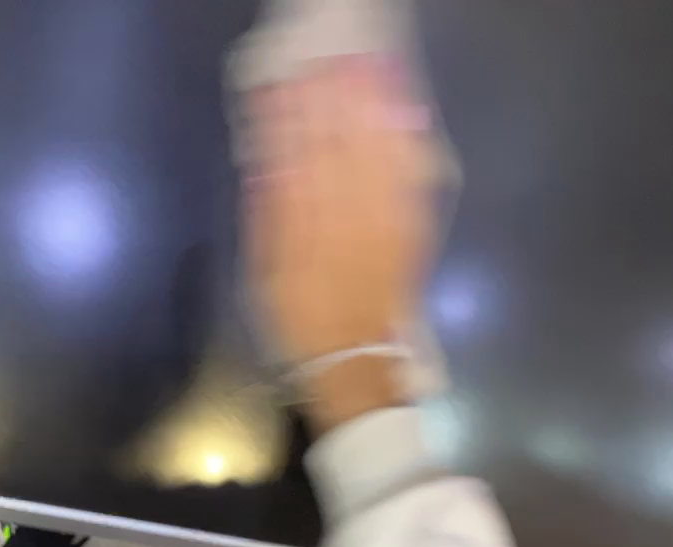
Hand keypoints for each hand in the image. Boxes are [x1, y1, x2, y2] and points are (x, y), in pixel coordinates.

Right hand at [243, 55, 436, 431]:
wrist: (350, 362)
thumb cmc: (298, 324)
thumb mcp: (265, 279)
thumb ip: (267, 222)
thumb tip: (268, 167)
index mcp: (302, 230)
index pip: (297, 161)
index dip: (294, 118)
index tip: (289, 80)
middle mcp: (343, 220)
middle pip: (338, 150)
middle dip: (334, 102)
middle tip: (332, 58)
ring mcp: (380, 224)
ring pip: (375, 158)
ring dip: (371, 112)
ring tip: (366, 69)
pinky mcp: (406, 233)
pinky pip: (407, 183)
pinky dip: (404, 147)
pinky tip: (403, 117)